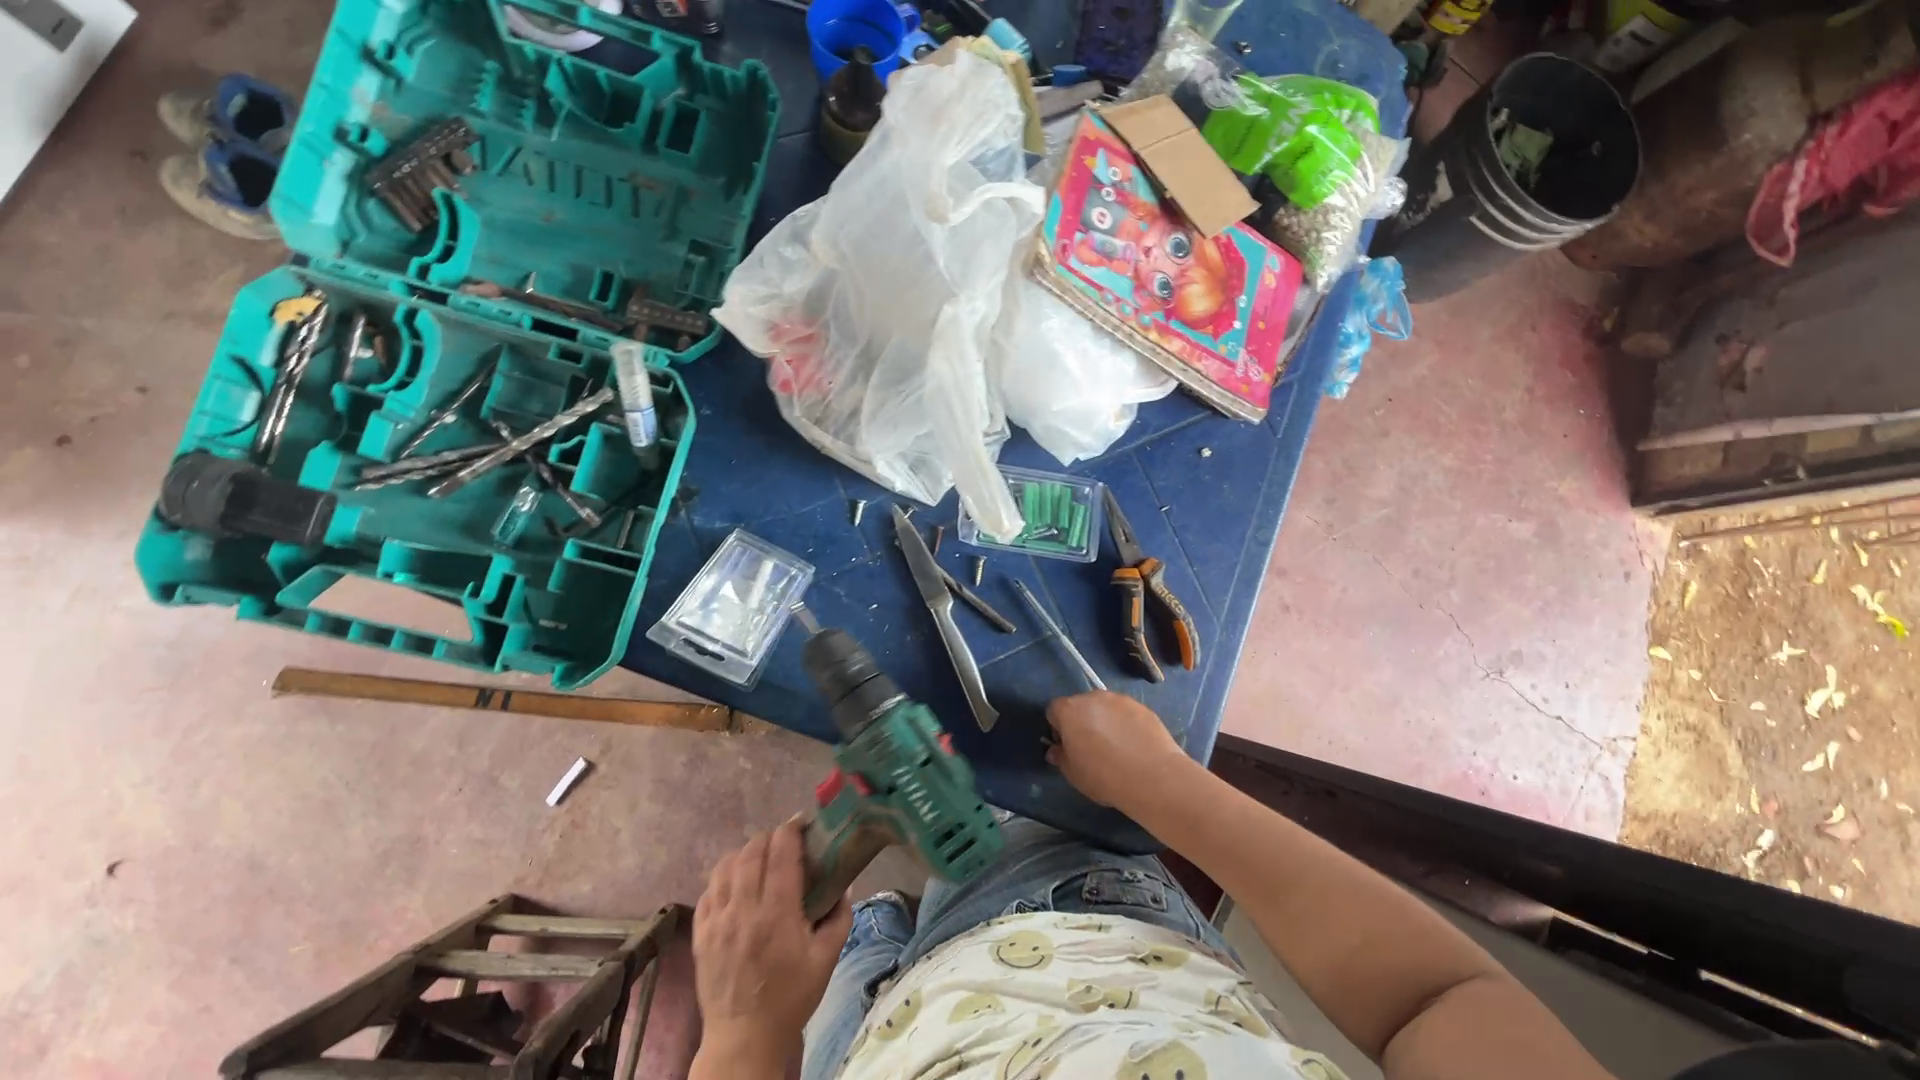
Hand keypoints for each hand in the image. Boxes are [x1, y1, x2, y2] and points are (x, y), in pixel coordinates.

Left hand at [692, 818, 852, 1074]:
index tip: (801, 823)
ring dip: (745, 853)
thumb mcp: (826, 959)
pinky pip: (708, 890)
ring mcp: (717, 921)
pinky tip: (736, 884)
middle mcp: (743, 909)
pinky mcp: (700, 933)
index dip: (791, 830)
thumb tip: (844, 885)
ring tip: (760, 858)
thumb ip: (839, 917)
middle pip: (751, 851)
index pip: (781, 853)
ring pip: (725, 865)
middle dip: (770, 837)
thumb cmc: (791, 998)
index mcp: (777, 914)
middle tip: (785, 840)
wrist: (745, 1037)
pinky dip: (724, 877)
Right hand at [1046, 691, 1190, 807]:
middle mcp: (1093, 697)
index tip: (1067, 747)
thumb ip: (1060, 757)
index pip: (1054, 710)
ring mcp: (1120, 699)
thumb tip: (1056, 750)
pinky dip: (1126, 724)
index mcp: (1069, 710)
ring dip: (1104, 721)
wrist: (1153, 776)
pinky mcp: (1143, 707)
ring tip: (1116, 747)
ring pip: (1105, 708)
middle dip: (1081, 722)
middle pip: (1080, 706)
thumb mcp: (1072, 774)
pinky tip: (1134, 745)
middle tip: (1091, 747)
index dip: (1057, 729)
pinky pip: (1126, 713)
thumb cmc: (1103, 776)